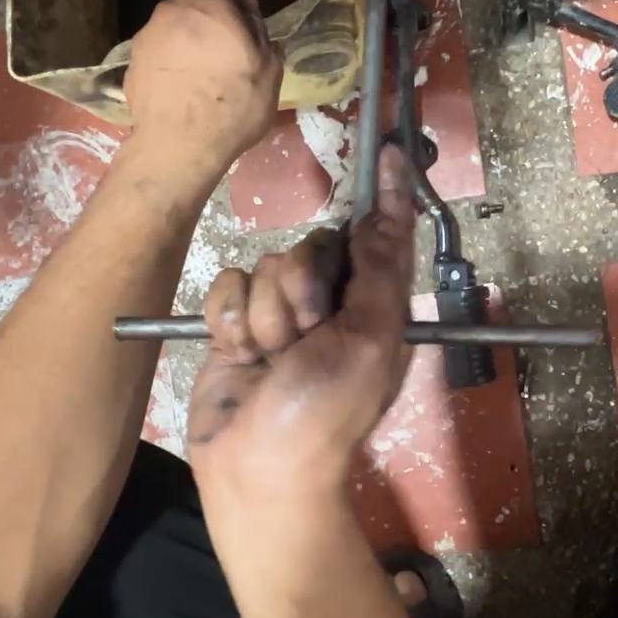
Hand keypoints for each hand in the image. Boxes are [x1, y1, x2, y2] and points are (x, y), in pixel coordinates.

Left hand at [124, 0, 283, 169]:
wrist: (180, 146)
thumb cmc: (233, 104)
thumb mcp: (267, 71)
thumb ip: (258, 32)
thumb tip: (247, 7)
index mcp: (206, 4)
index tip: (224, 5)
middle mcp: (169, 11)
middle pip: (186, 5)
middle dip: (203, 23)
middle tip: (224, 57)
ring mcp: (145, 39)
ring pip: (171, 33)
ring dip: (186, 48)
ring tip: (203, 83)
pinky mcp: (132, 67)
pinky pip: (157, 59)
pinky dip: (169, 71)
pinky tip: (183, 98)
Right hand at [187, 147, 416, 503]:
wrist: (258, 469)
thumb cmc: (326, 411)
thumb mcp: (371, 342)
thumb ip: (380, 274)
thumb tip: (385, 215)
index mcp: (374, 308)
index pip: (380, 238)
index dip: (385, 195)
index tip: (389, 148)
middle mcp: (331, 304)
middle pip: (313, 245)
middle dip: (304, 290)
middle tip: (304, 336)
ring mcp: (280, 314)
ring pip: (267, 266)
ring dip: (267, 316)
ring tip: (271, 359)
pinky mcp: (236, 325)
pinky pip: (228, 288)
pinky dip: (231, 322)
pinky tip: (239, 357)